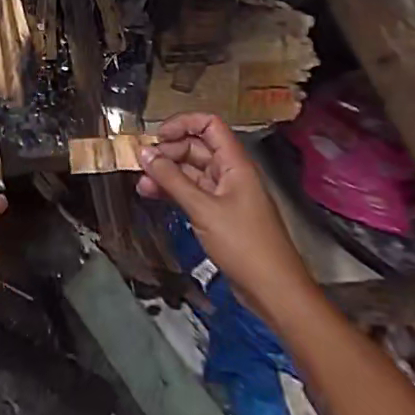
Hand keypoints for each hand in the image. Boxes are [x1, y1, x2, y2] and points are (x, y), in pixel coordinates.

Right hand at [136, 113, 314, 312]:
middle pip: (196, 148)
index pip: (209, 125)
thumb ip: (171, 179)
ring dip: (166, 173)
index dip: (183, 124)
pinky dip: (172, 191)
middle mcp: (230, 173)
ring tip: (141, 182)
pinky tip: (153, 195)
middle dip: (168, 152)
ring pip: (191, 171)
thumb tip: (145, 153)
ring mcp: (224, 194)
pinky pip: (191, 192)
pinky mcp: (218, 214)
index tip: (158, 136)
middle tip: (142, 163)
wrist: (273, 291)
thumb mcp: (203, 209)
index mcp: (235, 163)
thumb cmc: (245, 245)